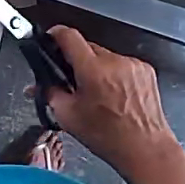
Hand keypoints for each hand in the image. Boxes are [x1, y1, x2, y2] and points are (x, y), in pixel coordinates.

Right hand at [43, 26, 182, 176]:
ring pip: (105, 57)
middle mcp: (114, 62)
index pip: (69, 36)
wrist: (145, 149)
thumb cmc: (111, 137)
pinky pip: (122, 64)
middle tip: (74, 82)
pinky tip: (115, 96)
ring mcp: (132, 64)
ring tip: (99, 95)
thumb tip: (39, 85)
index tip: (51, 38)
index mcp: (92, 70)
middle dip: (77, 61)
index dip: (55, 34)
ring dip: (97, 69)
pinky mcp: (145, 70)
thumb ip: (50, 94)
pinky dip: (115, 75)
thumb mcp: (69, 117)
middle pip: (87, 48)